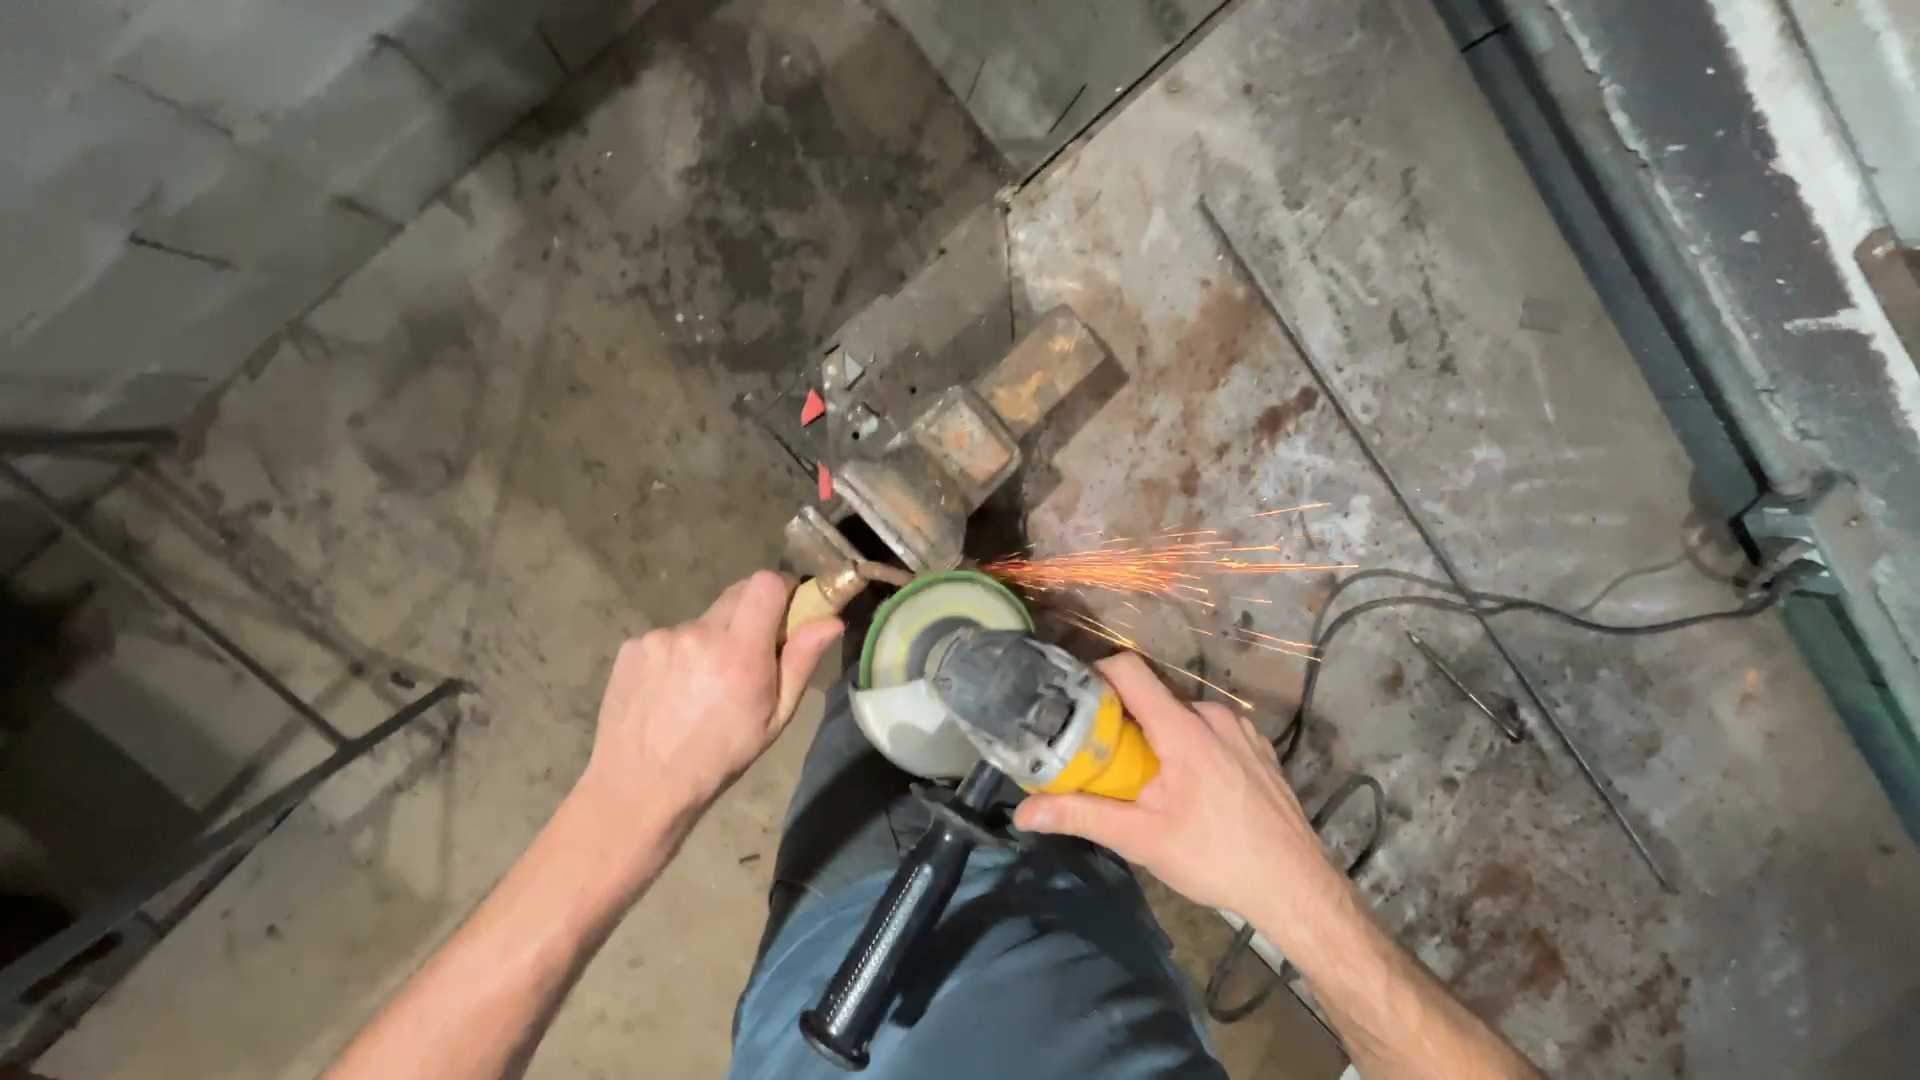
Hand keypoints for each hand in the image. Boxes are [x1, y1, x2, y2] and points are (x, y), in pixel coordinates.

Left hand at [574, 570, 842, 832]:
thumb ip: (801, 662)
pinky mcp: (632, 646)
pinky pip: (670, 637)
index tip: (787, 610)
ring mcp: (661, 637)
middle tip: (749, 653)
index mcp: (740, 652)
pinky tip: (672, 690)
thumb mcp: (774, 718)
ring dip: (712, 640)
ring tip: (702, 685)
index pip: (765, 583)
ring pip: (702, 620)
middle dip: (751, 614)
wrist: (640, 786)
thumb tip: (832, 620)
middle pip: (737, 593)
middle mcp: (699, 634)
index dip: (781, 589)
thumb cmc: (720, 757)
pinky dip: (678, 655)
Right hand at [1013, 653, 1335, 916]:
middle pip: (1153, 696)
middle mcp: (1214, 715)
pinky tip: (1192, 788)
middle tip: (1103, 755)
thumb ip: (1080, 815)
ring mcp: (1242, 729)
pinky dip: (1191, 744)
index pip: (1129, 671)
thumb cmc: (1215, 859)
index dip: (1095, 674)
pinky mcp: (1260, 746)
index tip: (1073, 699)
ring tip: (1146, 778)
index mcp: (1183, 728)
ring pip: (1183, 713)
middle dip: (1124, 719)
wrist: (1296, 888)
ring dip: (1159, 735)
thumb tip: (1023, 813)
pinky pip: (1211, 729)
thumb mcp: (1141, 839)